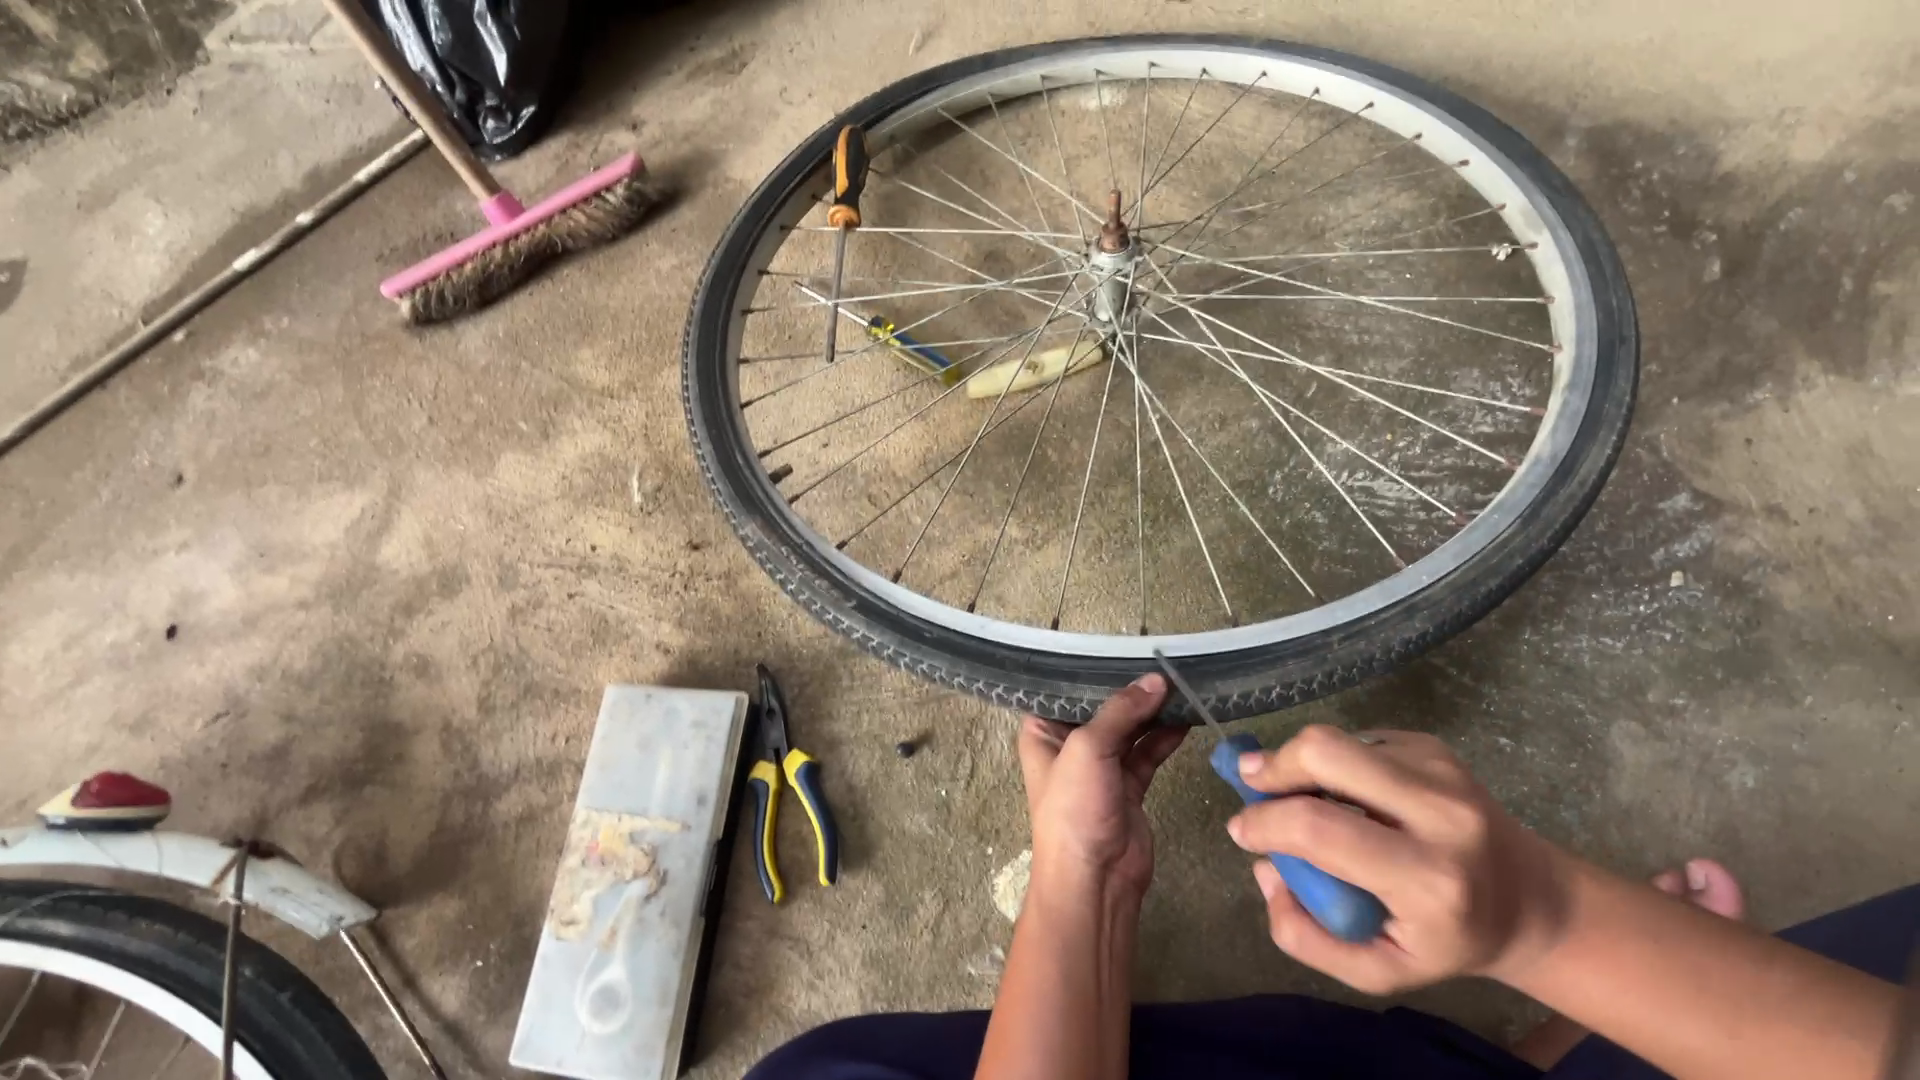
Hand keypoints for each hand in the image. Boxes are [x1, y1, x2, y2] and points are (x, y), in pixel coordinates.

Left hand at [1017, 675, 1187, 899]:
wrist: (1095, 878)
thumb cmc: (1074, 807)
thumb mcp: (1089, 748)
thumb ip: (1122, 711)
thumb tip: (1157, 680)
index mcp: (1042, 731)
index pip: (1065, 690)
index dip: (1092, 670)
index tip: (1125, 645)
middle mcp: (1068, 745)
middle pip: (1102, 707)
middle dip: (1130, 689)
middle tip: (1163, 661)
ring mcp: (1100, 767)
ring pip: (1129, 728)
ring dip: (1152, 712)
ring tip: (1182, 686)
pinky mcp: (1128, 786)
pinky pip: (1147, 752)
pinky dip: (1164, 737)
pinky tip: (1186, 718)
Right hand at [1227, 725, 1571, 993]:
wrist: (1534, 903)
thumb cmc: (1449, 941)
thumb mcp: (1380, 970)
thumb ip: (1307, 936)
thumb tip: (1265, 871)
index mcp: (1428, 879)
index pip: (1318, 828)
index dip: (1263, 823)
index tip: (1241, 831)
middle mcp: (1440, 813)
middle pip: (1324, 752)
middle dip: (1272, 766)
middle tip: (1252, 785)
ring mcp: (1440, 771)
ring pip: (1335, 738)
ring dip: (1298, 762)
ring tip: (1297, 794)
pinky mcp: (1434, 747)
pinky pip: (1356, 739)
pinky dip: (1334, 762)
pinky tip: (1346, 793)